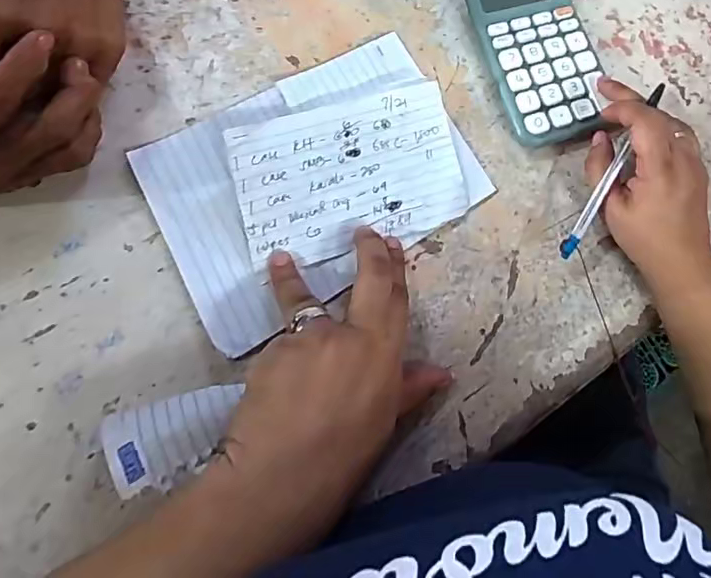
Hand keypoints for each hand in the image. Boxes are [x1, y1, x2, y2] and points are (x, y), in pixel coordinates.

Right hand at [0, 17, 103, 208]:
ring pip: (69, 148)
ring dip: (87, 111)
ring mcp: (7, 179)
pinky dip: (86, 131)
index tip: (43, 35)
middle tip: (77, 59)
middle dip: (72, 92)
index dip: (20, 66)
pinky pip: (70, 159)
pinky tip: (81, 105)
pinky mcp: (20, 181)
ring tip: (84, 79)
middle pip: (49, 131)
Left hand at [217, 230, 451, 553]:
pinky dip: (278, 350)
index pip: (395, 299)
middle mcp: (354, 335)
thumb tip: (442, 372)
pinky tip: (268, 376)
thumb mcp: (383, 423)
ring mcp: (313, 338)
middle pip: (367, 281)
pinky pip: (281, 341)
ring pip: (306, 303)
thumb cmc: (341, 458)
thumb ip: (408, 388)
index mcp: (385, 354)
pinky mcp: (276, 347)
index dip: (395, 267)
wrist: (279, 480)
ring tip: (282, 262)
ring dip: (293, 280)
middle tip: (363, 231)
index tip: (391, 243)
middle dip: (367, 251)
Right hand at [586, 79, 710, 294]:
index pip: (645, 122)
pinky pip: (680, 134)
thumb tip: (600, 138)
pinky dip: (659, 125)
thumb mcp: (611, 207)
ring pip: (672, 121)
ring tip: (621, 110)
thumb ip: (600, 167)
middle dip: (629, 98)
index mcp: (662, 169)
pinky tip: (644, 131)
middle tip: (604, 87)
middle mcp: (684, 159)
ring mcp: (695, 163)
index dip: (622, 109)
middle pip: (659, 115)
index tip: (601, 115)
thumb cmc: (644, 240)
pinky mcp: (698, 168)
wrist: (683, 265)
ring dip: (646, 111)